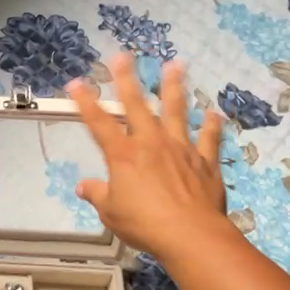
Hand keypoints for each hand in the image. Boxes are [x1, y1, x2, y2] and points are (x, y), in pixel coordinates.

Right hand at [68, 52, 234, 259]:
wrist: (190, 234)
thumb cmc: (144, 223)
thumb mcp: (111, 212)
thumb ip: (98, 195)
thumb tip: (84, 187)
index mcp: (123, 155)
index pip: (99, 123)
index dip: (86, 102)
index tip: (76, 83)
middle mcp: (151, 144)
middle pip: (137, 105)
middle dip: (127, 79)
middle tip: (123, 55)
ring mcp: (181, 149)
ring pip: (176, 111)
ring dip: (175, 87)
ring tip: (176, 65)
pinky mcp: (204, 162)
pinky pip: (209, 139)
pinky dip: (211, 126)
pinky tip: (213, 114)